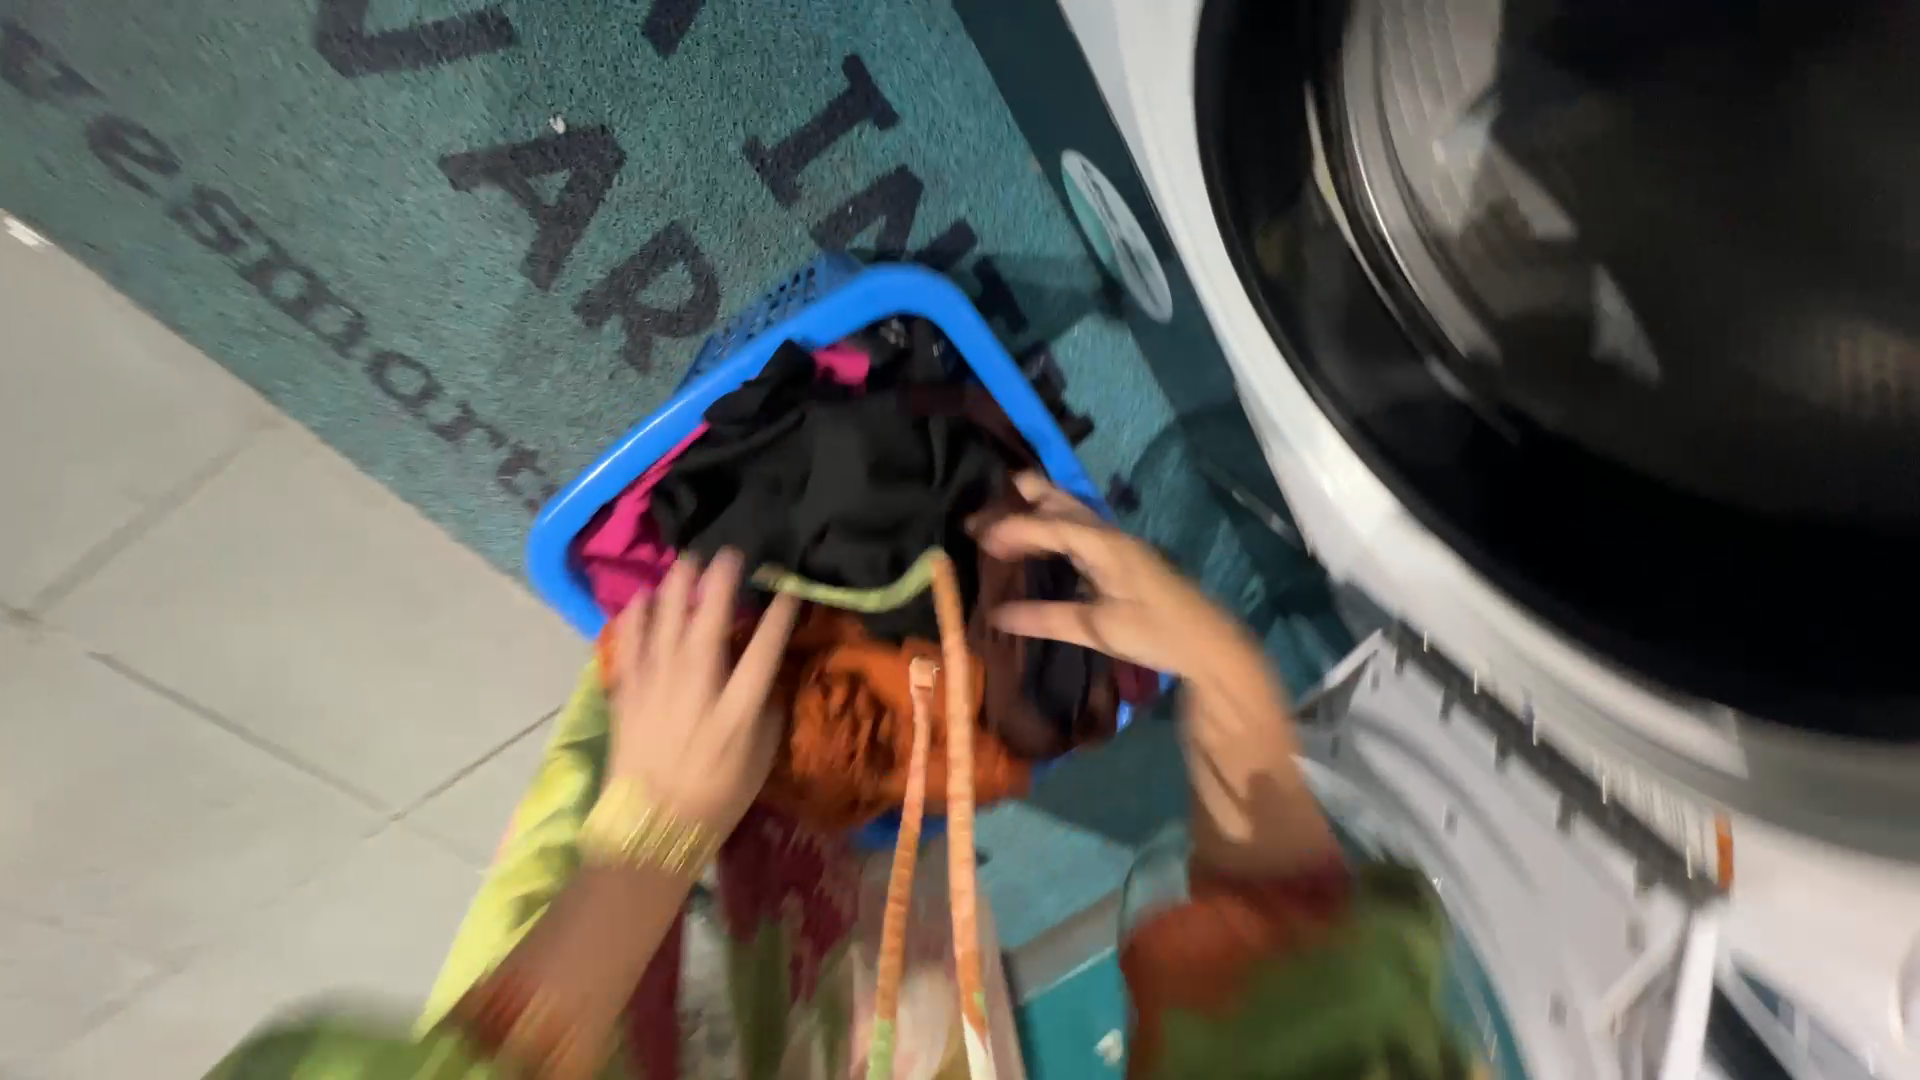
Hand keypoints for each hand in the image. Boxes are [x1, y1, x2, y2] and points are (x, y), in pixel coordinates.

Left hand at [603, 549, 800, 836]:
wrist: (650, 829)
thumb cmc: (715, 797)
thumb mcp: (758, 759)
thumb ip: (764, 711)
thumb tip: (766, 675)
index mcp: (735, 714)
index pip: (762, 654)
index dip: (777, 619)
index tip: (788, 591)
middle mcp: (695, 694)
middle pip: (707, 629)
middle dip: (718, 587)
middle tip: (727, 554)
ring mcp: (656, 693)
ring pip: (664, 630)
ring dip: (676, 592)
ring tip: (684, 562)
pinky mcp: (627, 698)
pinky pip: (629, 650)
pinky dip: (634, 622)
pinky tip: (641, 599)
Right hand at [978, 471, 1257, 682]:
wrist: (1210, 645)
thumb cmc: (1157, 635)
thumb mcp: (1099, 629)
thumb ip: (1047, 618)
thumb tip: (998, 614)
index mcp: (1106, 547)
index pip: (1052, 526)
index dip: (1015, 528)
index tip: (982, 537)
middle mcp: (1112, 537)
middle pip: (1065, 506)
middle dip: (1027, 499)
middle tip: (991, 501)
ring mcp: (1122, 545)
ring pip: (1076, 514)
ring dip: (1044, 507)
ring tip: (1013, 505)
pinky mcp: (1127, 557)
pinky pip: (1085, 528)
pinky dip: (1059, 524)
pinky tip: (1049, 536)